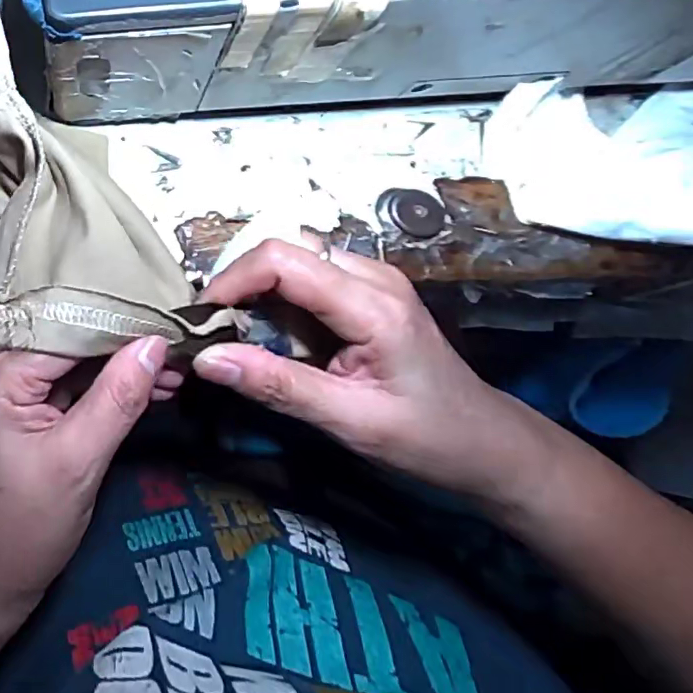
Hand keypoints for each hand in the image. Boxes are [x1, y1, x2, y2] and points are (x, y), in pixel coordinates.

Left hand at [0, 336, 179, 611]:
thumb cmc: (28, 523)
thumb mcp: (79, 460)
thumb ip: (118, 398)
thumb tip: (155, 344)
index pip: (69, 330)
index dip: (122, 326)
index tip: (170, 325)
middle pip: (73, 336)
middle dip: (127, 343)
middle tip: (178, 346)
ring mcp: (12, 376)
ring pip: (80, 354)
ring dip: (125, 361)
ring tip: (175, 368)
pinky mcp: (29, 392)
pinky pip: (77, 373)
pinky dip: (113, 379)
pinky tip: (152, 382)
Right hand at [191, 239, 560, 509]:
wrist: (489, 443)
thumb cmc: (429, 438)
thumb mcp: (350, 421)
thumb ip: (277, 386)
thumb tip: (206, 360)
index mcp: (372, 305)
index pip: (282, 260)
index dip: (232, 281)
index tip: (203, 320)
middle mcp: (371, 275)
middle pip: (283, 248)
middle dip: (238, 283)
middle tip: (215, 329)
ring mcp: (371, 277)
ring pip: (291, 256)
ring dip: (255, 288)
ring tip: (235, 331)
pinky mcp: (365, 288)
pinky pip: (306, 273)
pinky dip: (275, 296)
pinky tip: (269, 331)